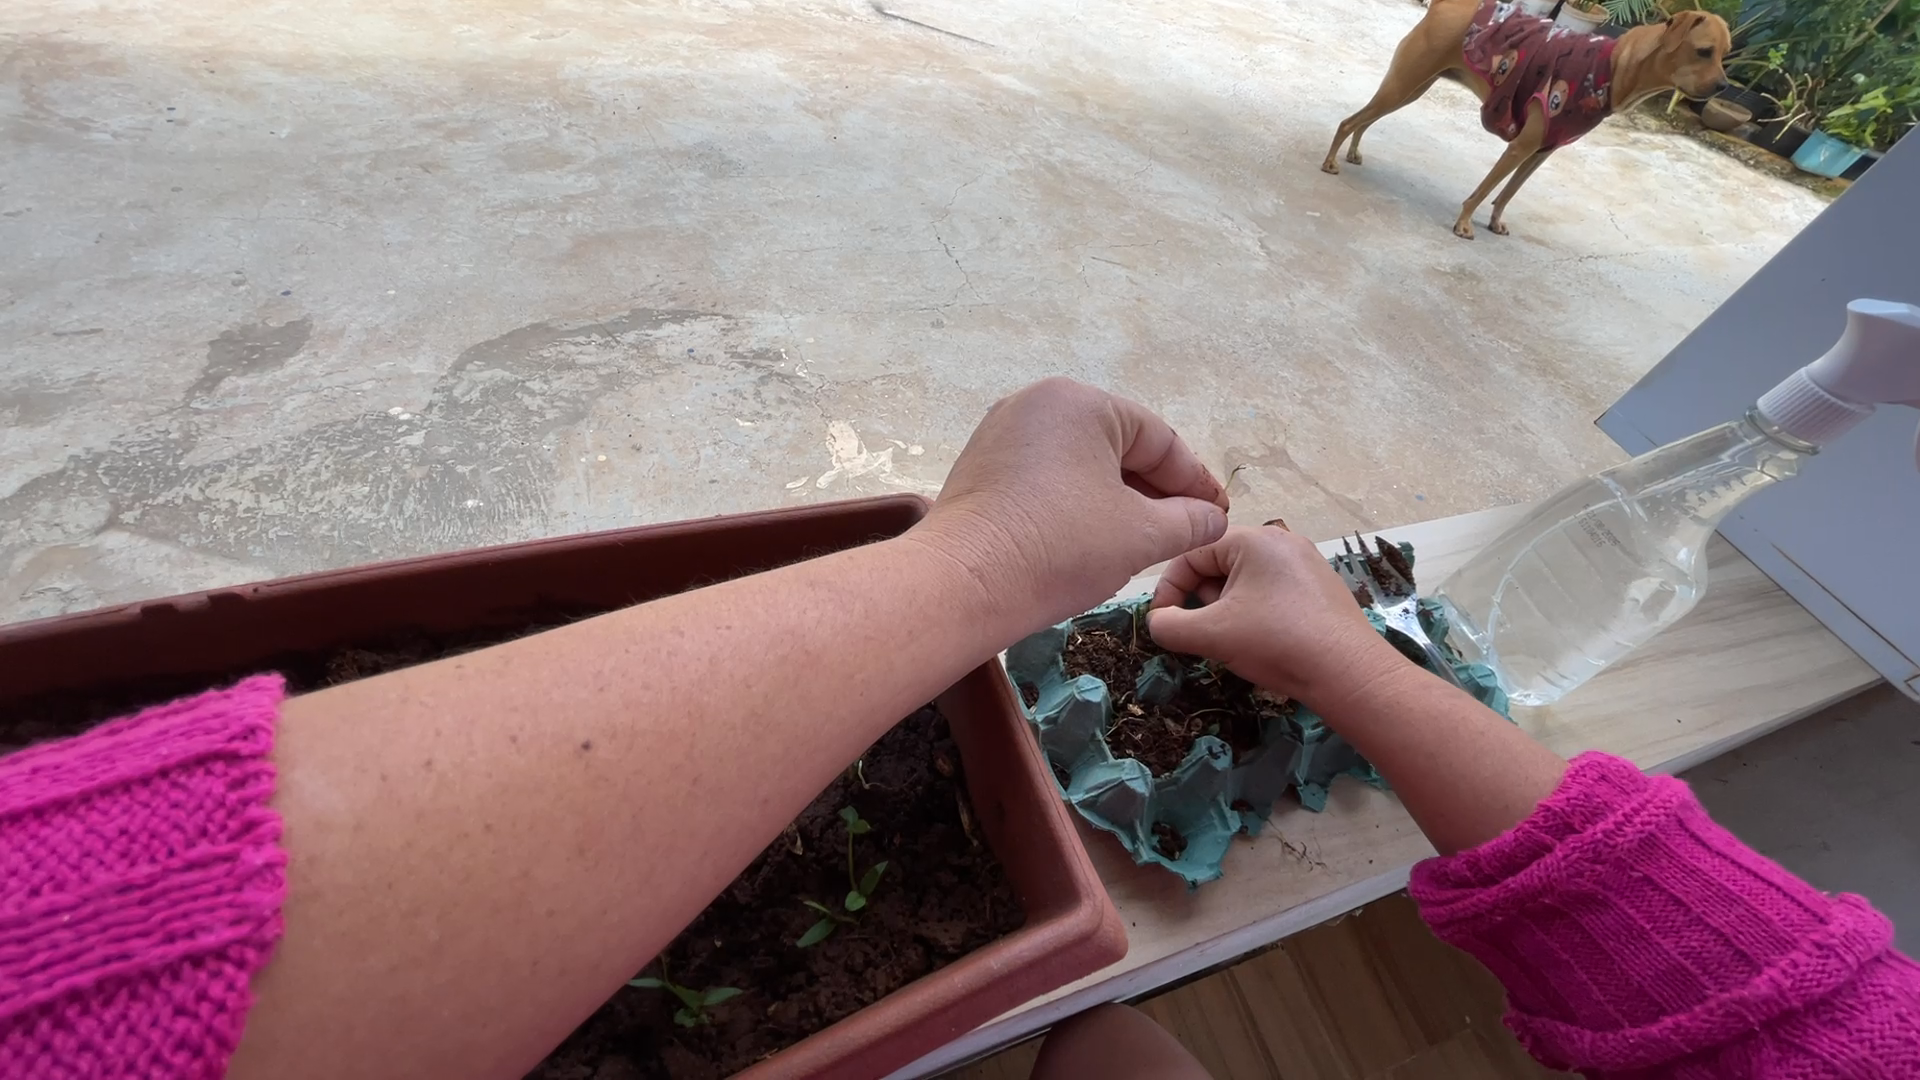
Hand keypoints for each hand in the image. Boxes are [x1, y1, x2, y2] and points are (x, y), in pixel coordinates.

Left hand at [908, 378, 1229, 635]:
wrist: (962, 584)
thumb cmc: (1059, 548)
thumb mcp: (1140, 535)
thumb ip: (1188, 521)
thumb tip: (1211, 518)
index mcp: (1078, 401)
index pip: (1157, 438)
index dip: (1194, 481)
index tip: (1218, 514)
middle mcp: (1035, 405)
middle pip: (1115, 447)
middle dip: (1155, 491)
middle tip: (1187, 529)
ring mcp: (1001, 435)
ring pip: (1079, 465)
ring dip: (1118, 500)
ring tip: (1147, 538)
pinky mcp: (981, 469)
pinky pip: (1046, 478)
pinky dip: (1077, 503)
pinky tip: (1095, 536)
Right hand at [1145, 524, 1405, 710]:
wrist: (1351, 676)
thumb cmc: (1276, 643)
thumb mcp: (1210, 634)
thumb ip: (1167, 626)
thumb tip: (1157, 622)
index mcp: (1253, 538)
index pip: (1190, 553)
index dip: (1169, 588)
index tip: (1163, 621)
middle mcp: (1280, 540)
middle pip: (1215, 564)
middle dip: (1201, 600)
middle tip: (1206, 631)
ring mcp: (1304, 562)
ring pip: (1240, 580)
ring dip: (1225, 608)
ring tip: (1235, 638)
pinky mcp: (1318, 586)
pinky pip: (1267, 590)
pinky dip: (1252, 612)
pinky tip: (1262, 640)